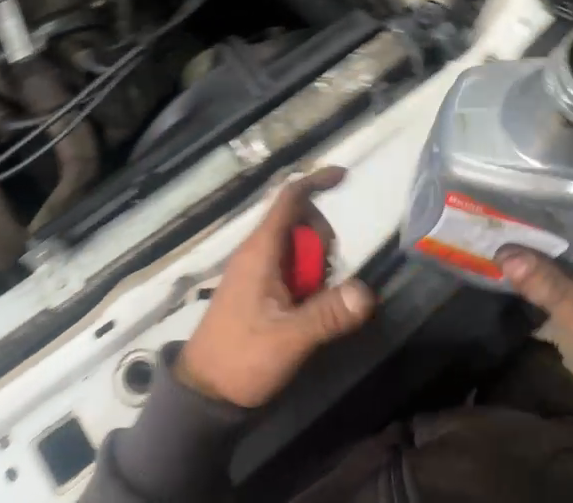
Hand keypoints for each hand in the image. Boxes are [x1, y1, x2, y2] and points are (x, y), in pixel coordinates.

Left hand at [179, 167, 375, 407]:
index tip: (344, 177)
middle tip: (330, 277)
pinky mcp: (257, 288)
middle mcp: (256, 252)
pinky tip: (310, 306)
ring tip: (317, 299)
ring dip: (316, 262)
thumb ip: (327, 315)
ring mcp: (255, 270)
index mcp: (260, 251)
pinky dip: (306, 276)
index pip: (289, 198)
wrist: (204, 394)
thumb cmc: (242, 359)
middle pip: (298, 220)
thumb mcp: (289, 340)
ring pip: (295, 245)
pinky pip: (289, 266)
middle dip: (322, 238)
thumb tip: (367, 292)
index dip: (316, 182)